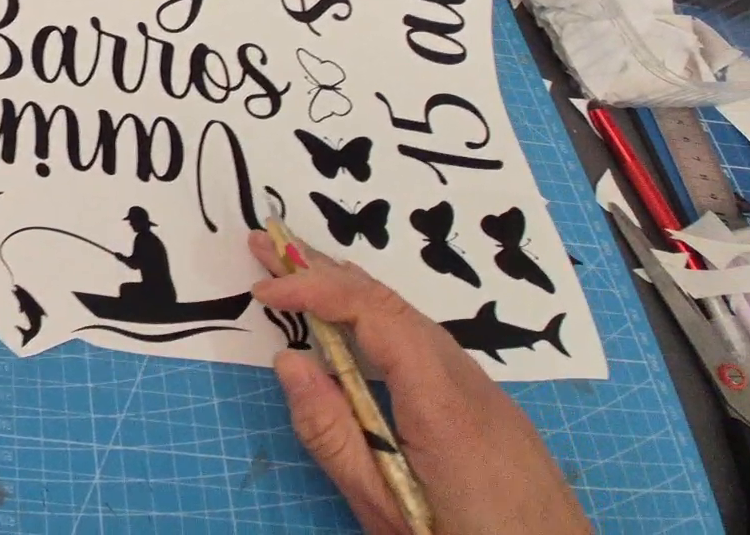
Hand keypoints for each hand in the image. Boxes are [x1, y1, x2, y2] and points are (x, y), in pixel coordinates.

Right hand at [248, 230, 589, 534]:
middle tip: (263, 244)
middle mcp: (469, 383)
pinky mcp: (486, 404)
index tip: (262, 290)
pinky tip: (350, 312)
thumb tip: (286, 360)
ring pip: (407, 315)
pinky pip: (421, 337)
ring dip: (345, 285)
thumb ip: (331, 433)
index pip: (374, 316)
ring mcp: (484, 391)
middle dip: (320, 268)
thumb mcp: (383, 506)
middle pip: (388, 302)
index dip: (314, 290)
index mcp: (443, 405)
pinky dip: (372, 311)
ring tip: (295, 264)